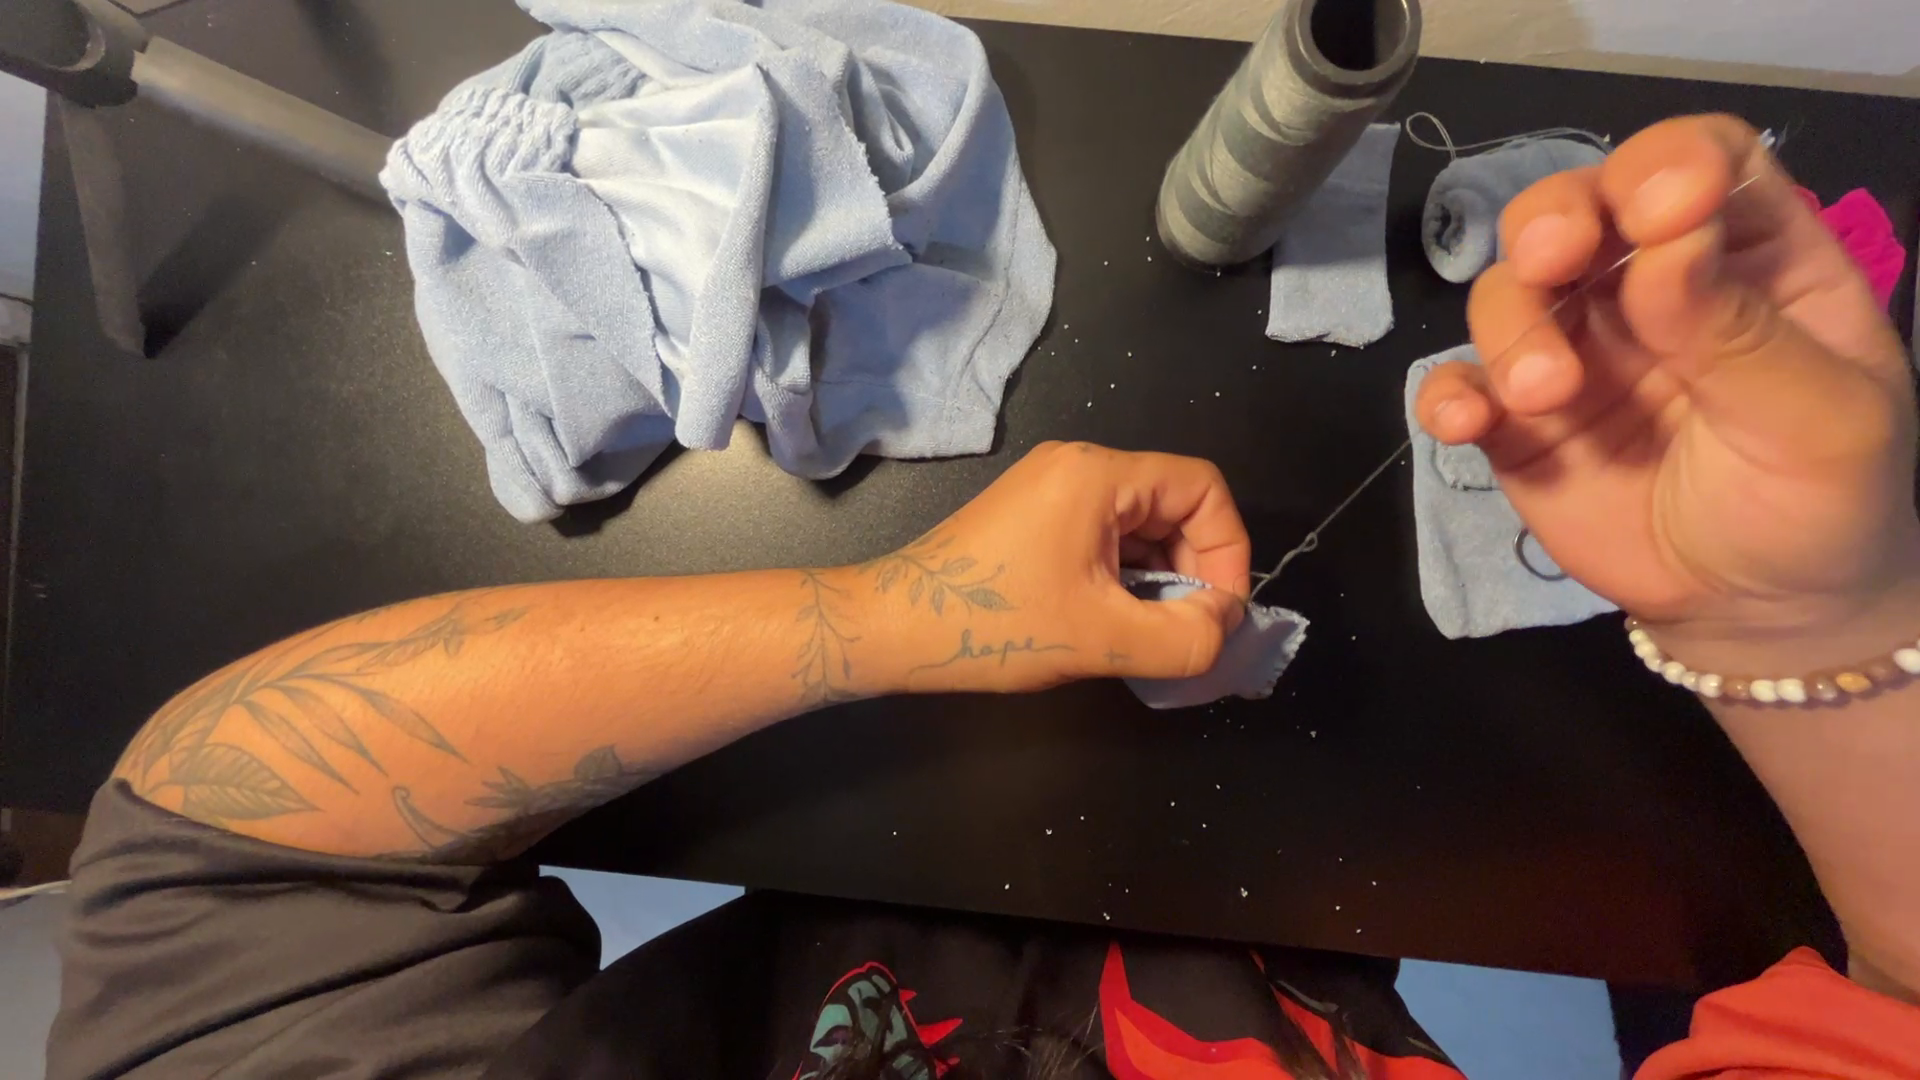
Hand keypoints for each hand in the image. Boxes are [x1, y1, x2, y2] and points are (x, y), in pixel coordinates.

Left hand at [878, 441, 1250, 691]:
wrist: (893, 625)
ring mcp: (1048, 488)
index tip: (1219, 611)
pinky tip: (1112, 617)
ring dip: (1156, 577)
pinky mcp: (1031, 515)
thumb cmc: (995, 625)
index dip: (1228, 549)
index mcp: (1097, 475)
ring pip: (1137, 524)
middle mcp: (1075, 466)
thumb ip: (1187, 637)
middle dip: (1192, 568)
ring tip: (1147, 630)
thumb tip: (1224, 623)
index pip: (1202, 488)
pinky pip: (1101, 534)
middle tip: (1185, 629)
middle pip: (1171, 504)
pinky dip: (1122, 574)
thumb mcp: (1103, 640)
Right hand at [1413, 115, 1919, 656]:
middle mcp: (1638, 296)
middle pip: (1571, 214)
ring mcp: (1564, 357)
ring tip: (1544, 398)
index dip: (1664, 166)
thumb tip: (1660, 251)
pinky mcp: (1506, 422)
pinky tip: (1462, 425)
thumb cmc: (1816, 501)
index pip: (1696, 167)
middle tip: (1554, 263)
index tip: (1658, 213)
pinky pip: (1453, 387)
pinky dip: (1445, 397)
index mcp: (1744, 264)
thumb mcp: (1819, 417)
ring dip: (1508, 330)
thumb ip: (1740, 333)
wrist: (1743, 605)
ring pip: (1502, 297)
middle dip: (1550, 223)